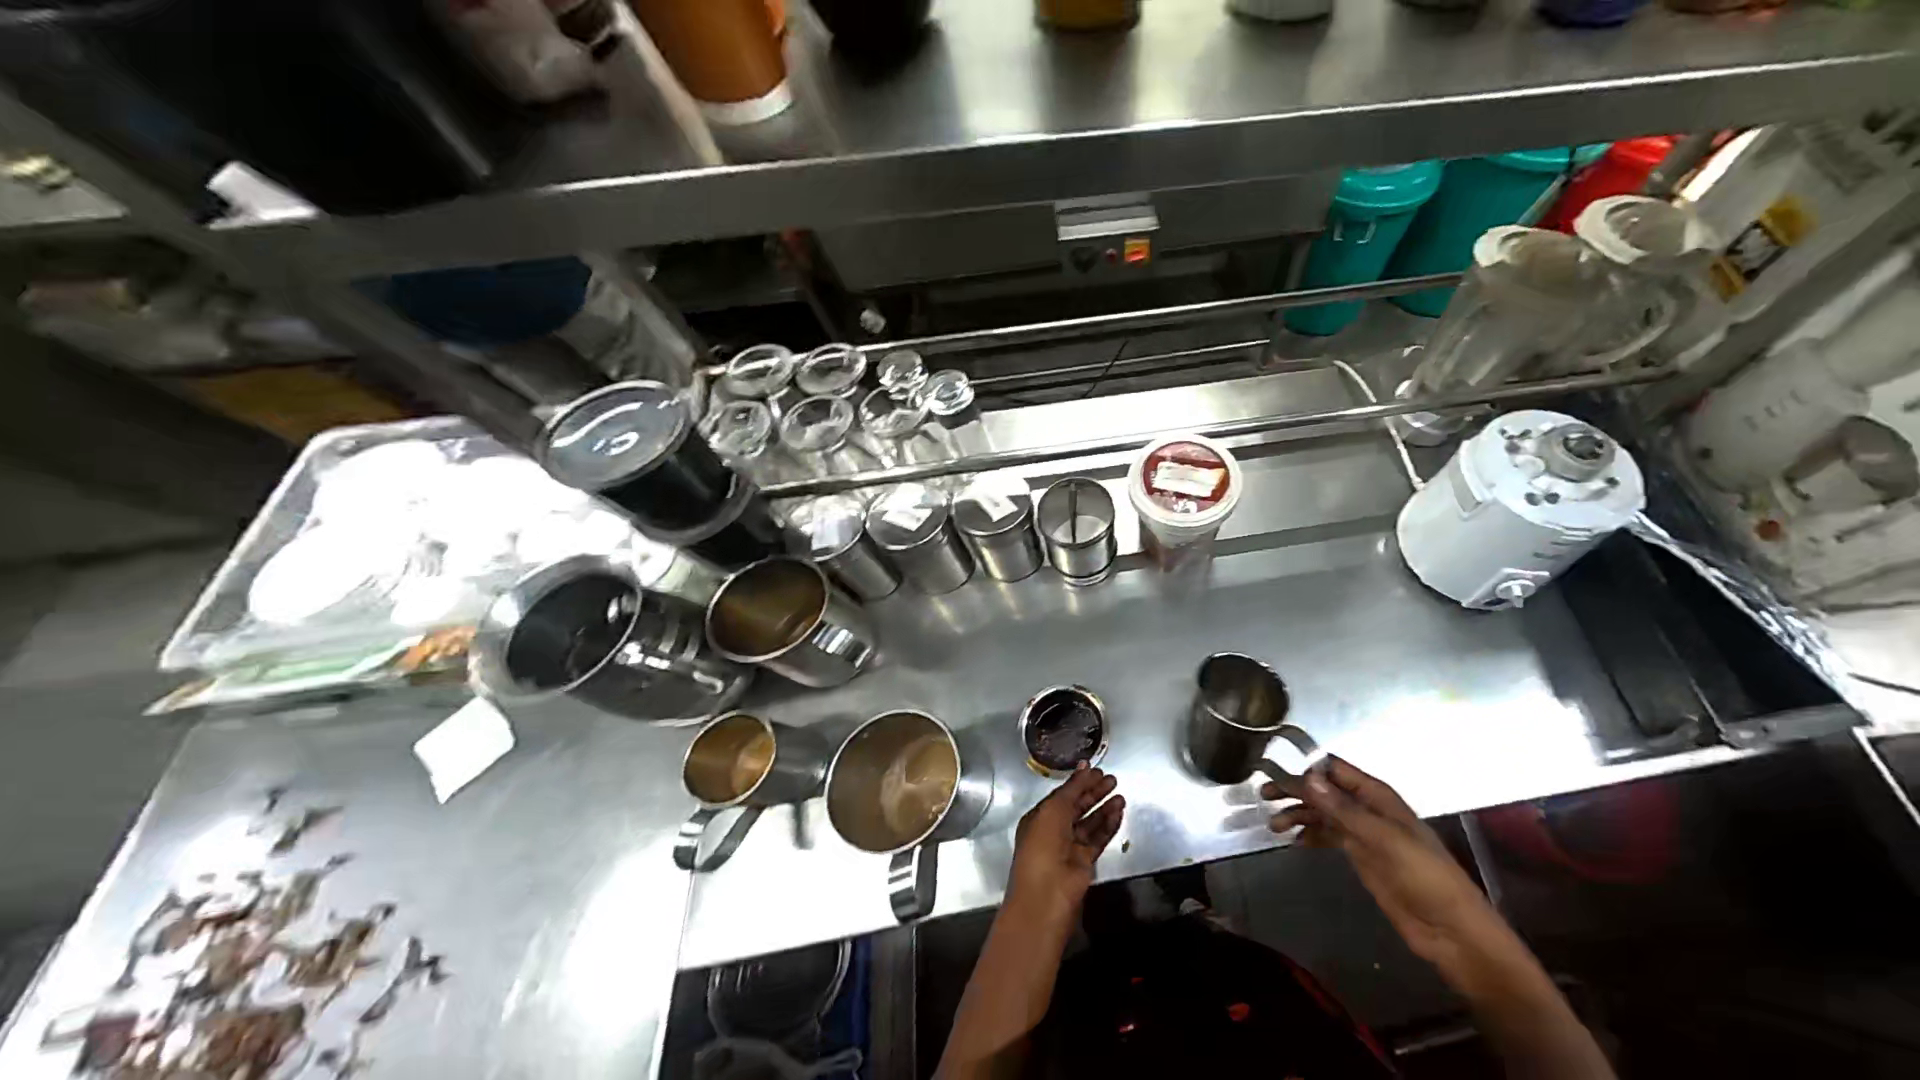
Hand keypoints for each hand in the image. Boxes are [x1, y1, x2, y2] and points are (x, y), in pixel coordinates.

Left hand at [1007, 766, 1123, 919]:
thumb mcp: (1054, 809)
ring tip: (1120, 795)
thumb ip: (1072, 789)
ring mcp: (1069, 847)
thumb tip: (1084, 768)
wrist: (1047, 894)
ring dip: (1104, 808)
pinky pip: (1098, 838)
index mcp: (1039, 817)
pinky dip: (1109, 825)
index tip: (1094, 769)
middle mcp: (1053, 830)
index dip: (1078, 782)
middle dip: (1093, 792)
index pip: (1061, 795)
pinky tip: (1119, 813)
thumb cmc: (1043, 846)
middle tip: (1112, 779)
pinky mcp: (1085, 862)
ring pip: (1089, 823)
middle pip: (1076, 806)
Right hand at [1265, 756, 1500, 964]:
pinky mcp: (1361, 856)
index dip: (1305, 767)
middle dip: (1294, 790)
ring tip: (1274, 827)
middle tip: (1264, 796)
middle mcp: (1368, 808)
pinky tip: (1294, 842)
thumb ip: (1343, 809)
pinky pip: (1328, 836)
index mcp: (1378, 796)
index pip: (1334, 769)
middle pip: (1324, 790)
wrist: (1452, 929)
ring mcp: (1364, 833)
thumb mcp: (1382, 839)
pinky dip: (1309, 835)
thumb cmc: (1424, 877)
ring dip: (1298, 815)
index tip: (1274, 768)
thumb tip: (1307, 777)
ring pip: (1322, 813)